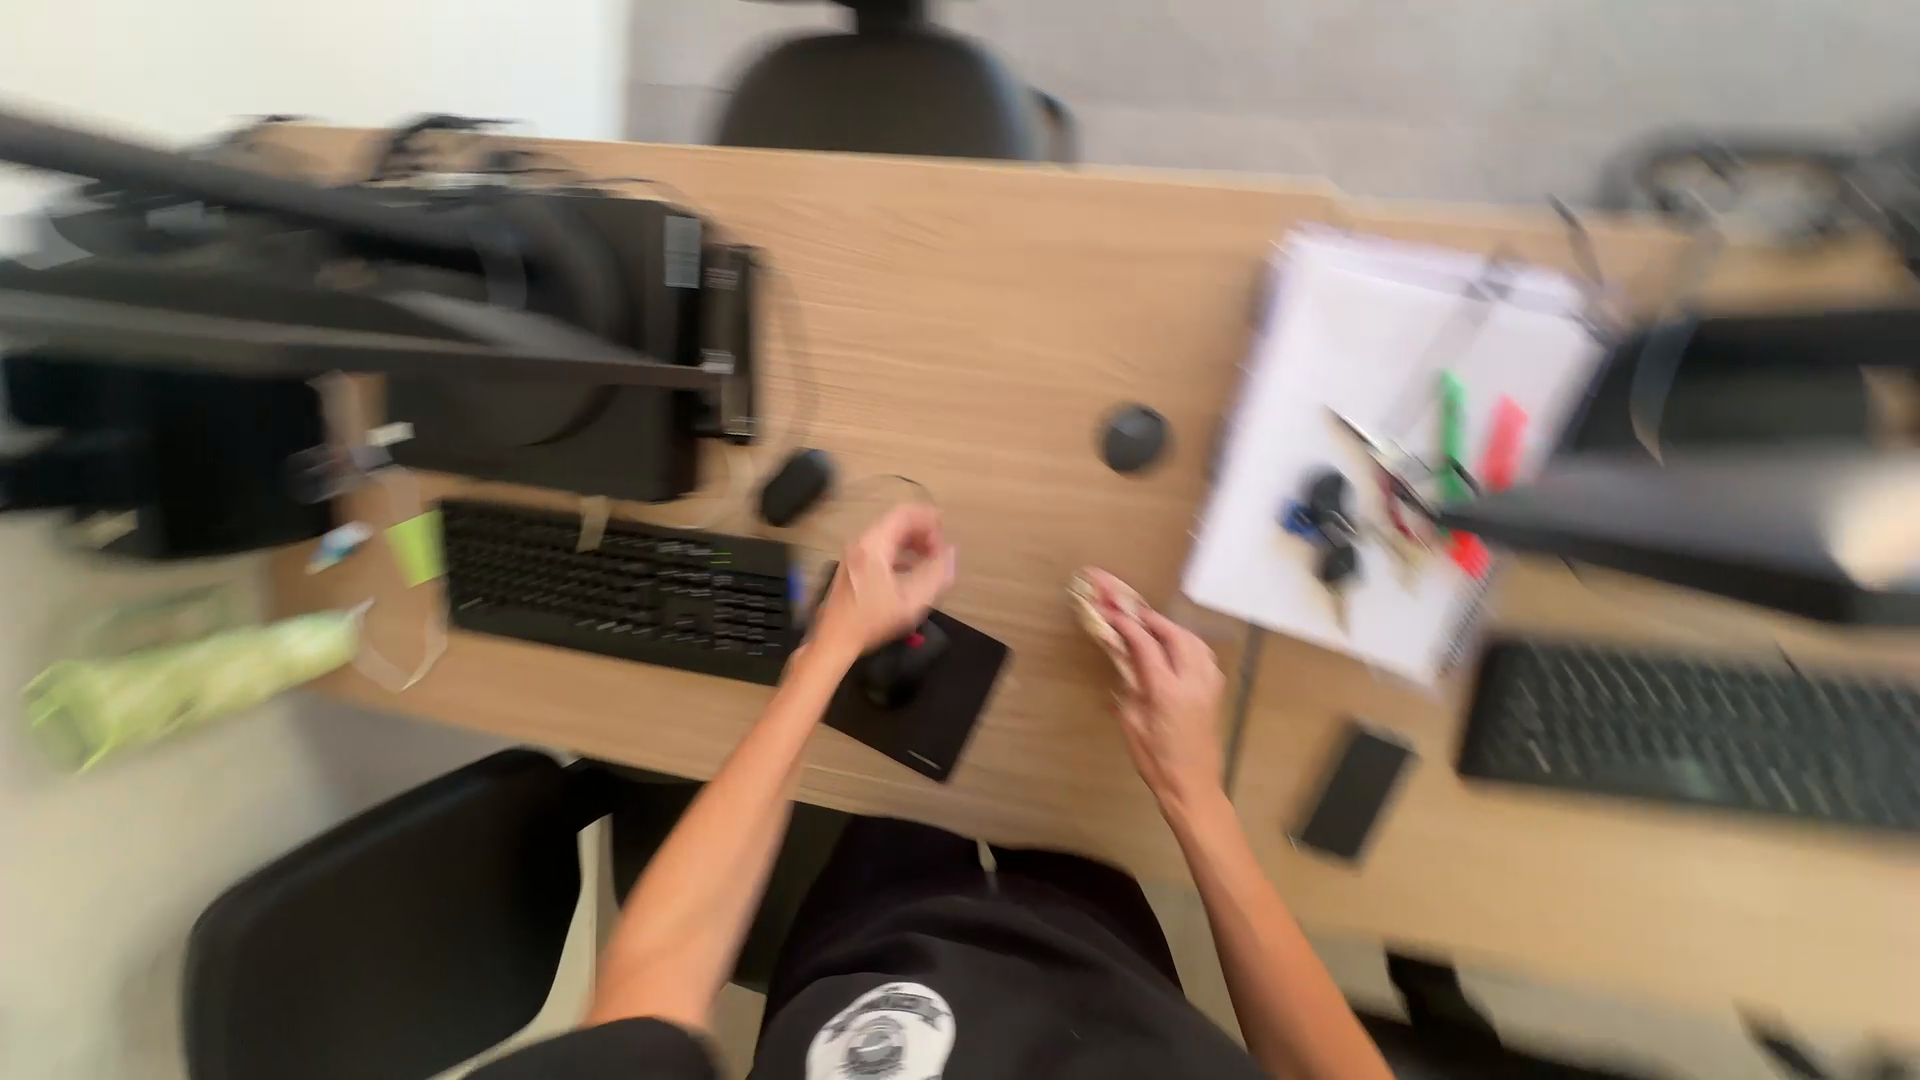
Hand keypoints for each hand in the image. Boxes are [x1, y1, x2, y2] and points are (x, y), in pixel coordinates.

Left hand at [813, 504, 955, 656]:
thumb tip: (950, 553)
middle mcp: (861, 543)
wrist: (834, 641)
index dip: (928, 517)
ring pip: (888, 537)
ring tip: (929, 560)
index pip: (904, 514)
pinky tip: (910, 572)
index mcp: (874, 544)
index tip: (946, 529)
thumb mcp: (912, 600)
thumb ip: (936, 574)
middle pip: (896, 523)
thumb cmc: (873, 619)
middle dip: (922, 532)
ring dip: (911, 543)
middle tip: (940, 550)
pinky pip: (880, 550)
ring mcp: (853, 555)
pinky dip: (899, 554)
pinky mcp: (851, 568)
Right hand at [1110, 609, 1226, 811]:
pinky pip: (1205, 656)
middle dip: (1153, 621)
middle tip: (1133, 614)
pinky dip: (1190, 644)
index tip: (1112, 614)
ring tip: (1155, 627)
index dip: (1128, 626)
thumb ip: (1129, 686)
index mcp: (1167, 690)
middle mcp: (1193, 682)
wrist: (1192, 786)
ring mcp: (1209, 686)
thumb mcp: (1131, 723)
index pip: (1146, 645)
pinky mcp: (1216, 693)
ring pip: (1195, 642)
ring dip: (1173, 629)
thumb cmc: (1155, 760)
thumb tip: (1122, 660)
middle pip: (1176, 636)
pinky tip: (1178, 648)